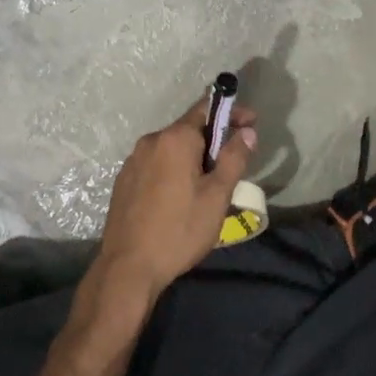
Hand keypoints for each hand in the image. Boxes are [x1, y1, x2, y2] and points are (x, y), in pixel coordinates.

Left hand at [98, 96, 257, 296]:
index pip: (206, 108)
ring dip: (192, 158)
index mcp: (174, 139)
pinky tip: (180, 197)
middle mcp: (150, 141)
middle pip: (188, 130)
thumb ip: (233, 158)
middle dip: (213, 140)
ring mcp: (133, 161)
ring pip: (171, 150)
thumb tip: (247, 132)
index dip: (231, 112)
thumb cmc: (180, 229)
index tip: (251, 122)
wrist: (129, 267)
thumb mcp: (217, 196)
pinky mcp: (124, 180)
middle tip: (233, 163)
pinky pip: (156, 165)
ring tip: (209, 186)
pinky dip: (173, 171)